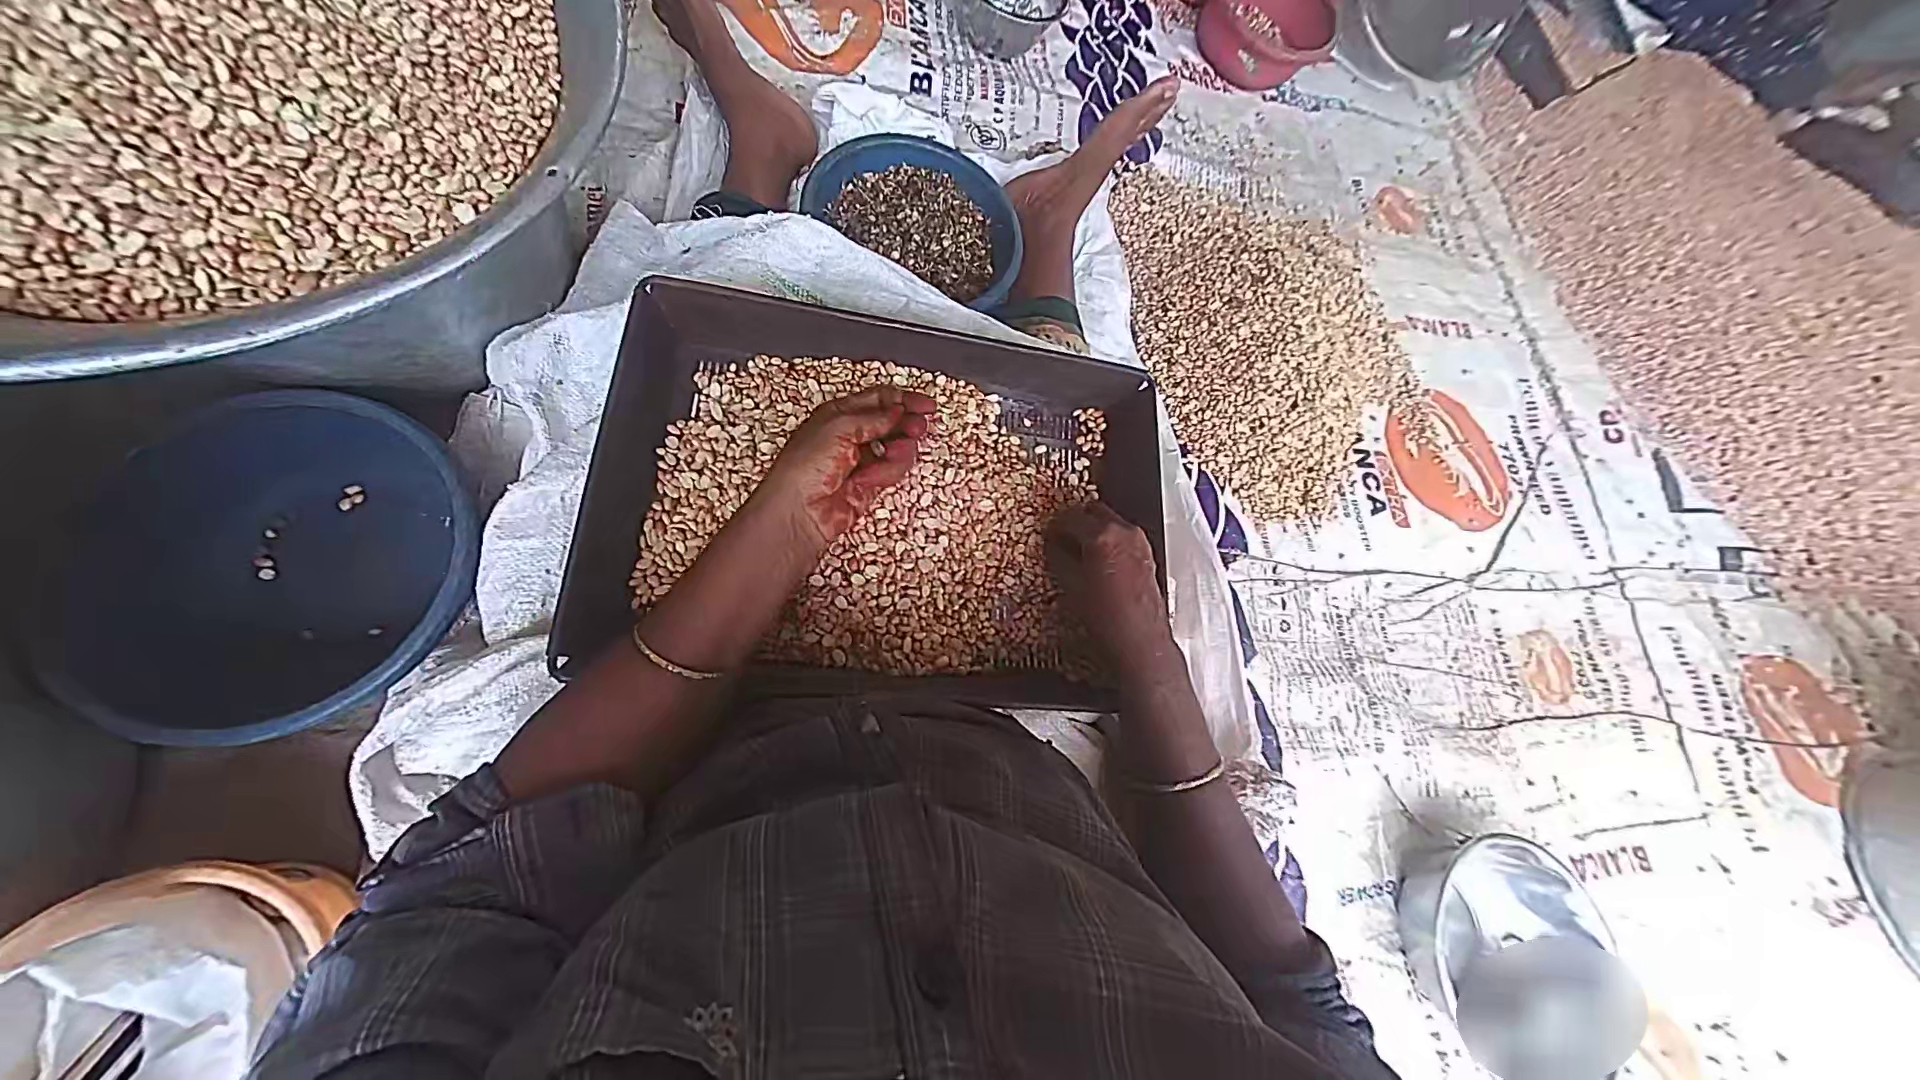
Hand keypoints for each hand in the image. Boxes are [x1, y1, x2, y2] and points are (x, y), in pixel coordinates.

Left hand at [758, 386, 936, 547]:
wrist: (799, 510)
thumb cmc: (805, 466)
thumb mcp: (838, 426)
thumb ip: (874, 417)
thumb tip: (899, 411)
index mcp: (840, 414)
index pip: (880, 399)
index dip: (905, 400)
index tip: (927, 405)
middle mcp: (852, 435)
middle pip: (893, 423)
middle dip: (908, 425)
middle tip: (917, 429)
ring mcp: (862, 460)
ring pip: (897, 448)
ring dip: (898, 452)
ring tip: (890, 457)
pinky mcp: (870, 484)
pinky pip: (892, 472)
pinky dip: (886, 473)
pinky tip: (869, 479)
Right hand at [1045, 502, 1173, 666]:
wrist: (1139, 640)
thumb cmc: (1105, 617)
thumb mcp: (1072, 585)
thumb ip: (1060, 557)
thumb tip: (1053, 545)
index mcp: (1102, 536)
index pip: (1070, 517)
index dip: (1054, 525)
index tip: (1046, 533)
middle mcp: (1124, 532)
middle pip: (1093, 510)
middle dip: (1075, 520)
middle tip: (1059, 536)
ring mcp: (1138, 541)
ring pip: (1110, 520)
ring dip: (1092, 528)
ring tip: (1077, 549)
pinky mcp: (1147, 554)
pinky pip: (1122, 535)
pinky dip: (1108, 539)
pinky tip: (1097, 559)